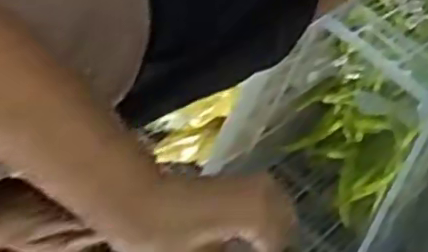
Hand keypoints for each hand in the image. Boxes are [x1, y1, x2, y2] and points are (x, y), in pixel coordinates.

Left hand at [107, 173, 293, 251]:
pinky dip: (266, 220)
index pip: (278, 241)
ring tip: (261, 248)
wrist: (142, 201)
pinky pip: (271, 201)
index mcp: (258, 211)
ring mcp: (259, 183)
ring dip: (274, 230)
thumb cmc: (162, 236)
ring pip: (281, 209)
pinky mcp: (248, 182)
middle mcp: (268, 191)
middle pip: (285, 222)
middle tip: (268, 251)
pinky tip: (251, 238)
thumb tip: (254, 251)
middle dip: (277, 241)